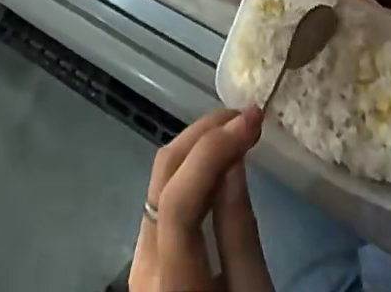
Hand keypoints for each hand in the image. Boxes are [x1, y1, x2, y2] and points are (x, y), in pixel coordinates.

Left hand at [132, 108, 272, 291]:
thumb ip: (239, 233)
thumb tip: (234, 160)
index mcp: (171, 280)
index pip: (180, 198)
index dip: (214, 149)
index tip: (251, 120)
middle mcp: (143, 260)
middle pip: (163, 175)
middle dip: (204, 134)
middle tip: (245, 116)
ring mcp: (139, 255)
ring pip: (160, 179)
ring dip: (197, 146)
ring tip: (235, 129)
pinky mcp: (146, 252)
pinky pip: (164, 196)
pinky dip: (191, 170)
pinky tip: (217, 160)